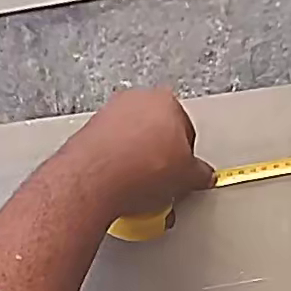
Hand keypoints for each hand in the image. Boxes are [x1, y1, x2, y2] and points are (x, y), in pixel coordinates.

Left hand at [47, 87, 215, 223]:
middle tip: (164, 184)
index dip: (188, 158)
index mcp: (166, 100)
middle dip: (162, 159)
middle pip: (157, 133)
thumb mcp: (186, 177)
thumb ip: (200, 174)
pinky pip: (112, 152)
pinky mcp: (89, 133)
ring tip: (141, 190)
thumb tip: (201, 177)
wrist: (95, 180)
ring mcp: (110, 114)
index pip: (186, 130)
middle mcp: (135, 100)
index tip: (185, 175)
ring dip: (139, 164)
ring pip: (133, 143)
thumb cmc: (138, 168)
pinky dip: (118, 167)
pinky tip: (121, 187)